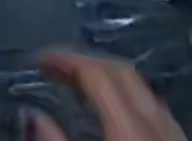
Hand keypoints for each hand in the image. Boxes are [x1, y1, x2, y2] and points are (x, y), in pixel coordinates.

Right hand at [28, 49, 186, 140]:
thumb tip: (32, 115)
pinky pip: (156, 109)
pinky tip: (116, 112)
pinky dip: (129, 96)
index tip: (39, 60)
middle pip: (121, 72)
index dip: (65, 59)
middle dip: (85, 61)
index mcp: (131, 132)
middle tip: (56, 66)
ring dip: (108, 76)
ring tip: (80, 83)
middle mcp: (159, 129)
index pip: (96, 74)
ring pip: (143, 88)